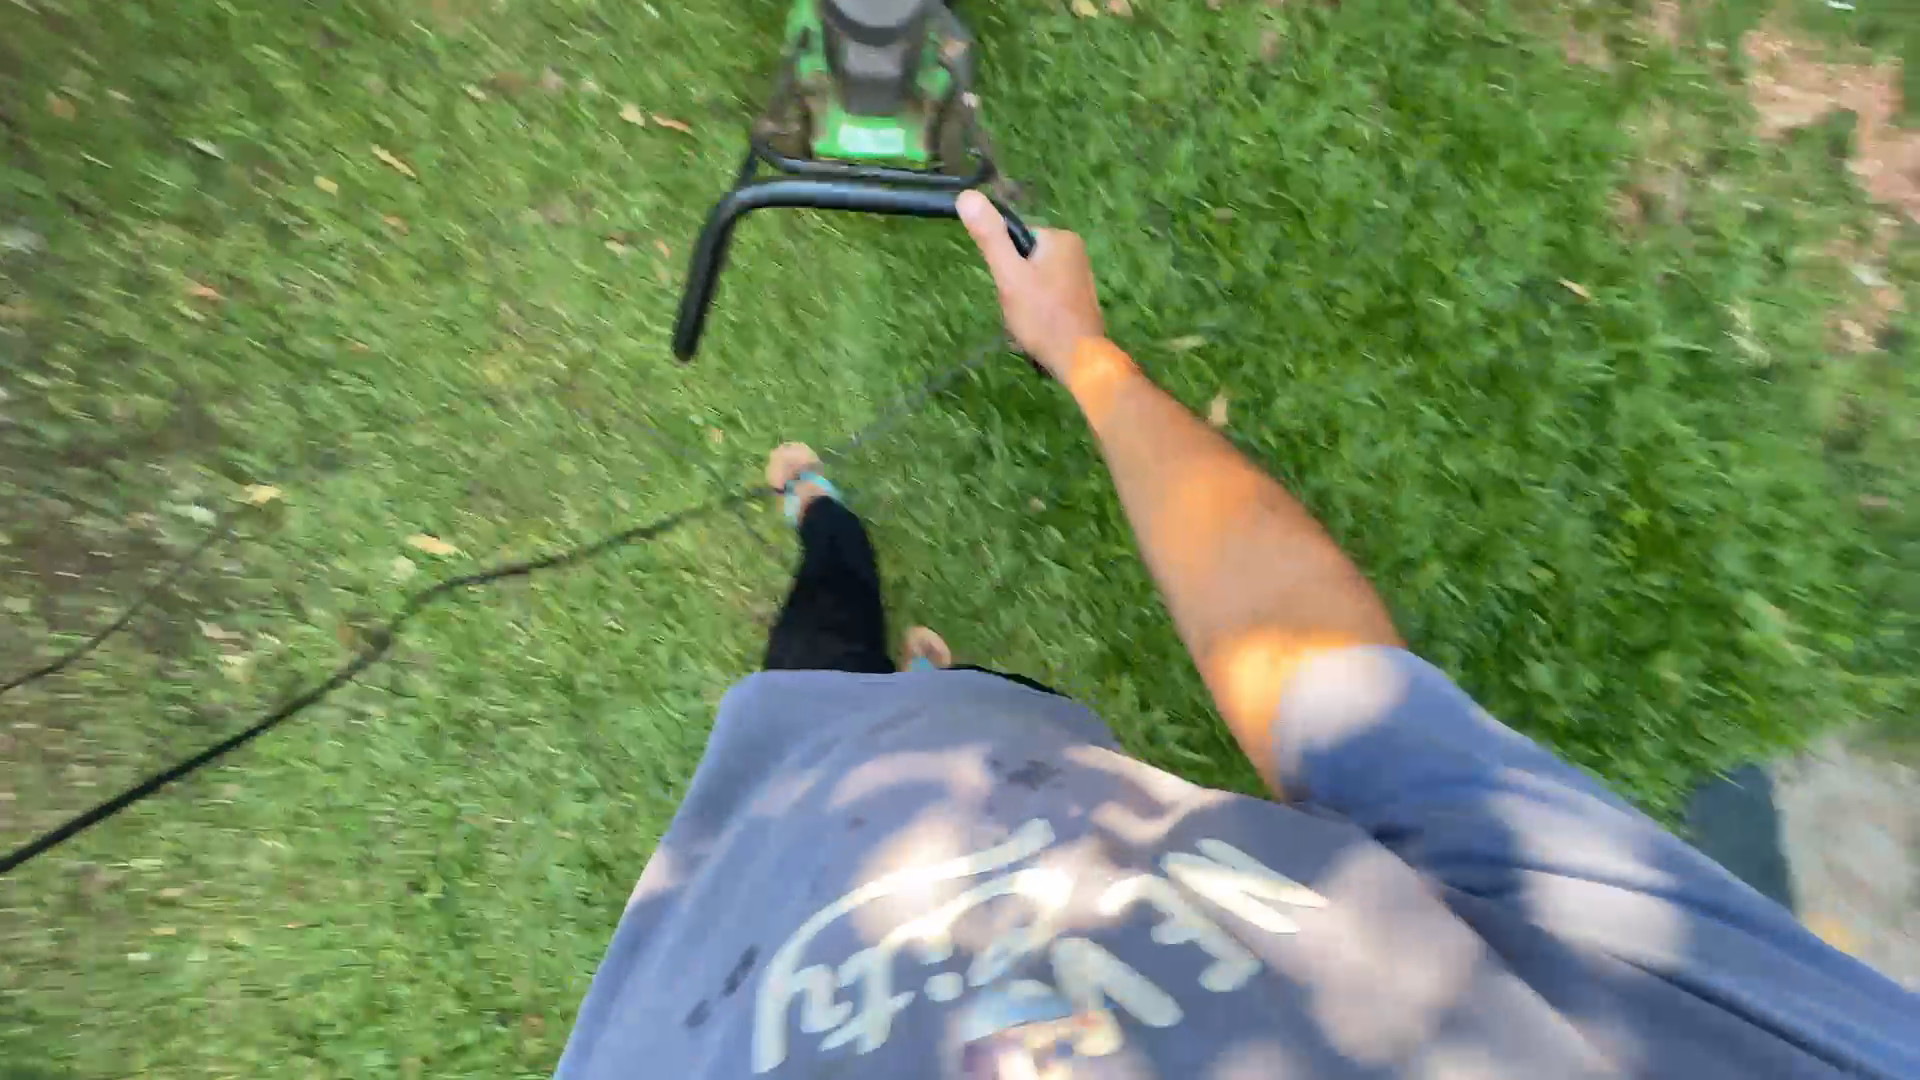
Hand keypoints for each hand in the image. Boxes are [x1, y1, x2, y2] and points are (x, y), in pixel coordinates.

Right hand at [957, 190, 1105, 378]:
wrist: (1078, 359)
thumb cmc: (1042, 316)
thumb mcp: (1009, 275)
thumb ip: (990, 237)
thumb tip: (966, 196)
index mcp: (1060, 238)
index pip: (1017, 242)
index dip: (1006, 267)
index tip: (1010, 289)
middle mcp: (1075, 251)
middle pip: (1026, 263)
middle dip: (1016, 288)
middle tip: (1019, 310)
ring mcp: (1081, 276)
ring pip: (1035, 283)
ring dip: (1024, 304)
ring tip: (1029, 323)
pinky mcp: (1081, 299)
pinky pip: (1048, 298)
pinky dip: (1039, 313)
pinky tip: (1039, 330)